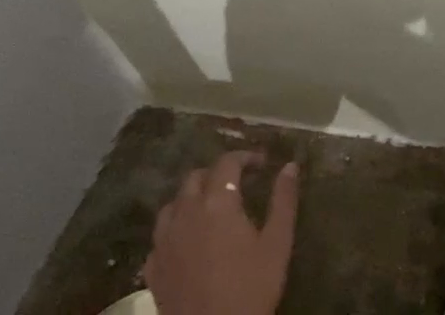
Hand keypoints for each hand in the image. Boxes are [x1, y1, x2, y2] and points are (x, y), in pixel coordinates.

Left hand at [144, 150, 299, 314]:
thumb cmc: (251, 287)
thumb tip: (291, 166)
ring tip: (210, 207)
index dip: (245, 156)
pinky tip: (187, 240)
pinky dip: (175, 227)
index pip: (227, 163)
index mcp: (217, 203)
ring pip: (173, 204)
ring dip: (191, 197)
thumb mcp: (277, 242)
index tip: (262, 163)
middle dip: (217, 173)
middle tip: (238, 183)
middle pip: (195, 178)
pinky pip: (160, 235)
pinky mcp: (153, 267)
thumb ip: (284, 200)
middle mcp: (186, 214)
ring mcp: (164, 241)